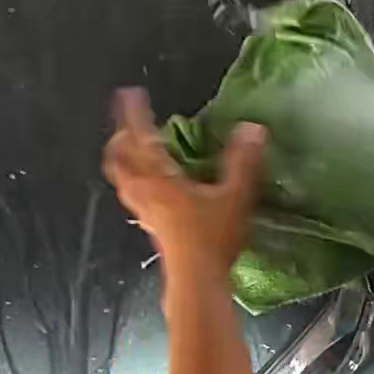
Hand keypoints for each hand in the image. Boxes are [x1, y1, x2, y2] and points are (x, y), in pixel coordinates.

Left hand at [103, 87, 267, 290]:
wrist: (197, 279)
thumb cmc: (213, 238)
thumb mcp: (234, 198)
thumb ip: (243, 163)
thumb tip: (254, 128)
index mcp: (160, 178)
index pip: (142, 138)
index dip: (135, 115)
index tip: (130, 94)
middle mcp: (144, 191)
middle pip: (119, 158)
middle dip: (120, 137)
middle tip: (126, 124)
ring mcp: (144, 211)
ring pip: (122, 179)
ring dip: (122, 161)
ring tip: (130, 152)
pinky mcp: (151, 228)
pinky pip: (132, 196)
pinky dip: (133, 182)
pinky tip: (148, 188)